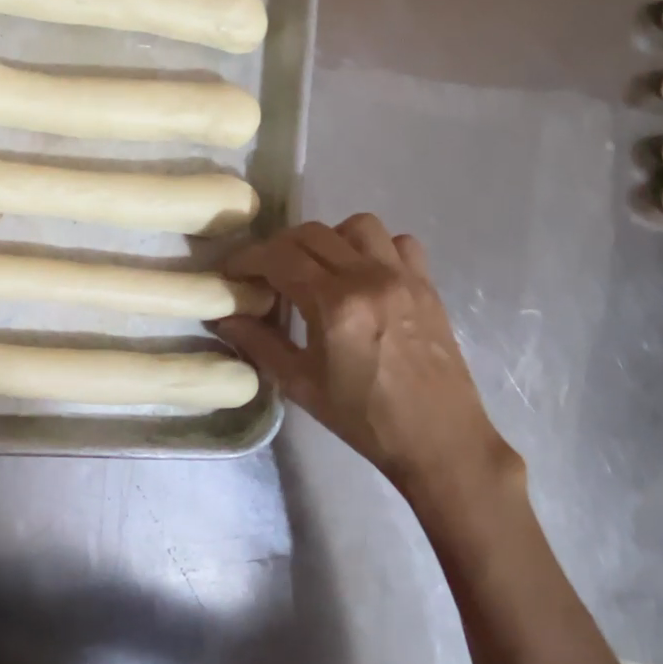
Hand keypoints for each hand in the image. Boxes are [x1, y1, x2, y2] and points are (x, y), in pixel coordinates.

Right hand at [216, 215, 516, 497]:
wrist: (437, 437)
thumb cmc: (362, 418)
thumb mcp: (301, 385)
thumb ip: (260, 344)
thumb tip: (225, 319)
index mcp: (335, 305)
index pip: (280, 258)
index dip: (248, 259)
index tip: (231, 271)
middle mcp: (369, 278)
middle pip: (313, 234)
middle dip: (279, 247)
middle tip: (264, 272)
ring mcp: (403, 277)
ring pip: (357, 226)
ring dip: (327, 239)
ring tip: (316, 268)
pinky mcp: (427, 285)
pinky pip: (398, 242)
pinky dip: (373, 248)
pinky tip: (362, 274)